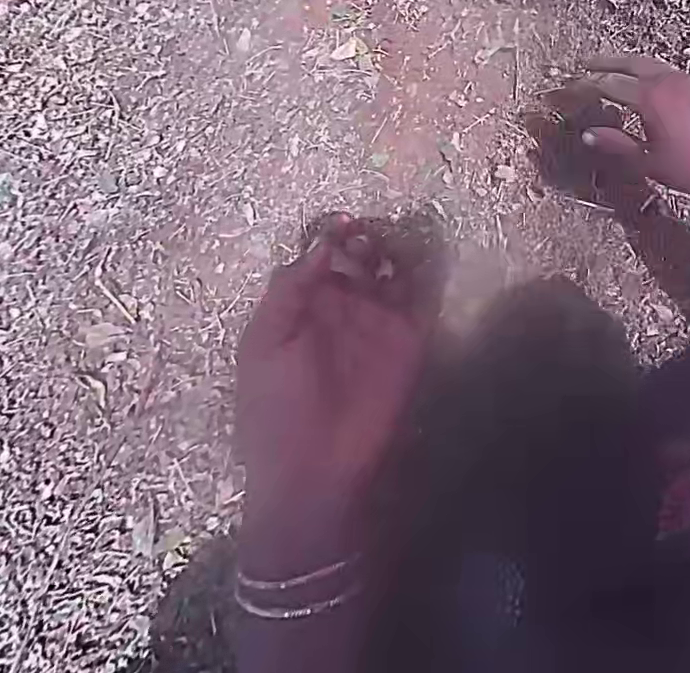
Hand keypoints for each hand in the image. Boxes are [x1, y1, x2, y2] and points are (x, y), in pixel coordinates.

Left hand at [233, 215, 430, 527]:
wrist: (313, 468)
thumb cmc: (276, 405)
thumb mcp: (265, 344)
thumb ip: (289, 290)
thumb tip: (319, 243)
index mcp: (306, 304)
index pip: (323, 256)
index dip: (333, 235)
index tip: (344, 222)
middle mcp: (346, 306)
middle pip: (362, 257)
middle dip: (367, 240)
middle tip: (369, 237)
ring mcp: (379, 322)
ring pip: (394, 272)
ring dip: (396, 254)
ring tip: (391, 249)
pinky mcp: (409, 340)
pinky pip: (421, 299)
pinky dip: (425, 277)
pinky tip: (419, 265)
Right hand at [572, 54, 689, 200]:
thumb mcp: (650, 162)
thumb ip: (617, 144)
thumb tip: (590, 134)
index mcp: (651, 98)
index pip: (608, 84)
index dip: (585, 86)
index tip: (568, 89)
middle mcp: (666, 81)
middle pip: (627, 63)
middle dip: (603, 63)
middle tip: (582, 66)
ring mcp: (683, 81)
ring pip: (646, 63)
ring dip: (624, 63)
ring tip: (606, 69)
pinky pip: (661, 69)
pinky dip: (643, 69)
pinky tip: (637, 81)